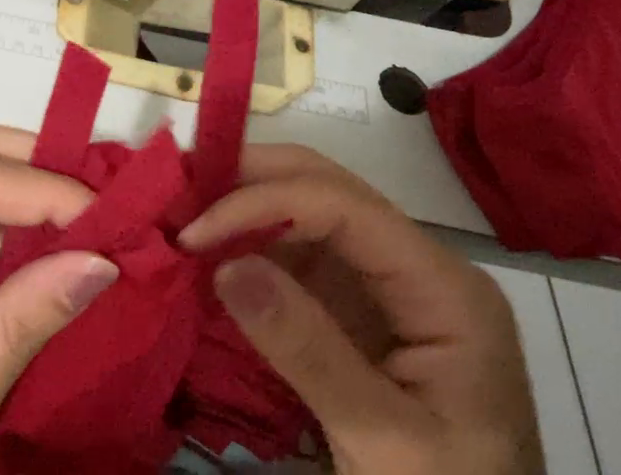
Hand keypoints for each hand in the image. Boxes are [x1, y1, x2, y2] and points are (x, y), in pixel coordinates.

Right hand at [179, 145, 542, 474]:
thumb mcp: (382, 438)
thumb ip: (308, 351)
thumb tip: (226, 266)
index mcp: (444, 288)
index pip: (346, 207)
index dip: (263, 201)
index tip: (193, 231)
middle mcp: (418, 267)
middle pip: (330, 190)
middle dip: (251, 180)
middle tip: (176, 187)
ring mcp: (389, 285)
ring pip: (310, 214)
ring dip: (244, 208)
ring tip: (181, 214)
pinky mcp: (360, 309)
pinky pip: (302, 257)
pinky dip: (252, 248)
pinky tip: (212, 253)